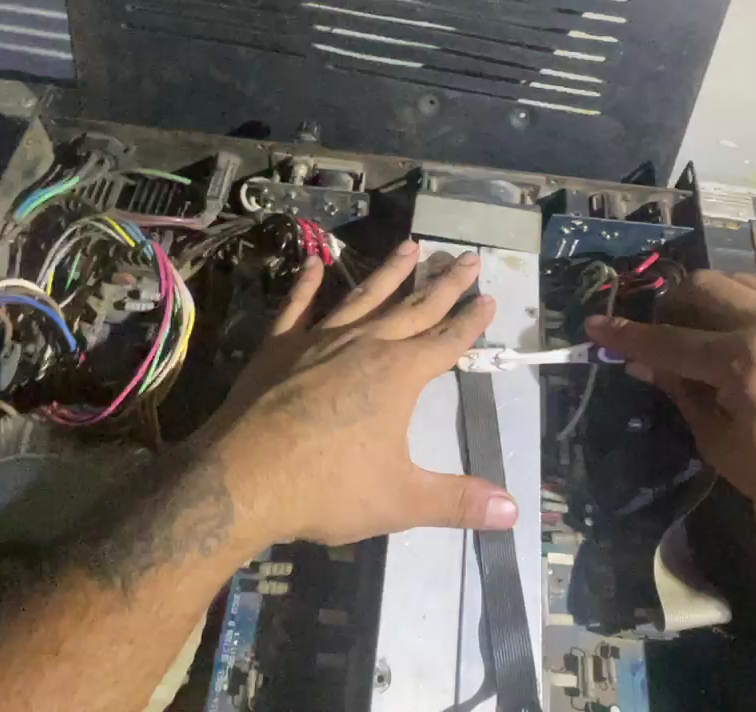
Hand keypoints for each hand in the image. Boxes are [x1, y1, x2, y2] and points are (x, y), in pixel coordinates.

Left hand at [204, 241, 516, 547]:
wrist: (241, 479)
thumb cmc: (327, 488)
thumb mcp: (400, 500)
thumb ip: (458, 501)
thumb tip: (514, 510)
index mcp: (398, 374)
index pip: (446, 341)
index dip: (471, 321)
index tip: (489, 298)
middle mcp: (364, 344)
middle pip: (414, 307)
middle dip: (444, 283)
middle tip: (467, 256)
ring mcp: (319, 340)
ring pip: (364, 296)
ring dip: (389, 271)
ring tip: (410, 245)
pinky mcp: (279, 347)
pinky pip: (297, 307)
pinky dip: (306, 284)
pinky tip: (313, 262)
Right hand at [585, 271, 755, 551]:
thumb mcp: (723, 446)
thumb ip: (682, 393)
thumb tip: (644, 365)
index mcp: (745, 361)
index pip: (668, 340)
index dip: (626, 335)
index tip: (594, 325)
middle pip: (702, 285)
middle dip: (671, 305)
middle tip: (664, 335)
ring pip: (739, 282)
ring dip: (710, 300)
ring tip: (706, 335)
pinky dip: (748, 312)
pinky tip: (753, 346)